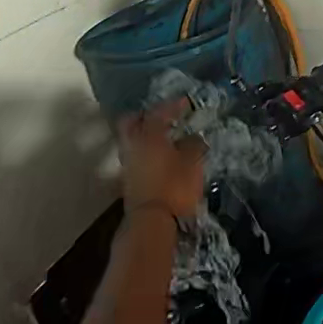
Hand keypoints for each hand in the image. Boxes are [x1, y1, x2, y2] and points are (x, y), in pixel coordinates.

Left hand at [119, 99, 206, 219]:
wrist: (151, 221)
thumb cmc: (175, 187)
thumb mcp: (193, 164)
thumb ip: (194, 146)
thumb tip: (194, 138)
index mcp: (150, 135)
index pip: (159, 112)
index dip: (173, 105)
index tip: (186, 102)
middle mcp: (133, 144)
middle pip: (132, 121)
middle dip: (146, 115)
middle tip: (163, 116)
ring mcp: (128, 162)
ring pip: (131, 138)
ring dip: (145, 133)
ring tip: (164, 136)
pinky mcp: (129, 178)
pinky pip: (136, 154)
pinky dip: (146, 149)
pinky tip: (161, 155)